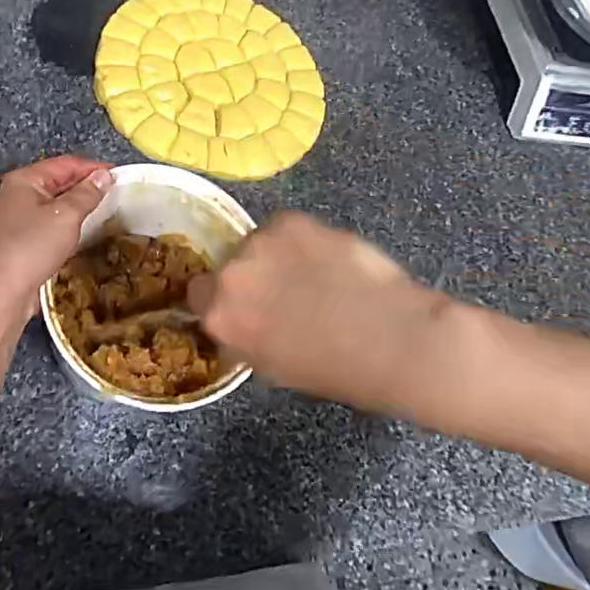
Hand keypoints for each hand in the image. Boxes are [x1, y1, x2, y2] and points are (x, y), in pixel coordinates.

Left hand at [0, 156, 112, 313]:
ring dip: (79, 205)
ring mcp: (18, 217)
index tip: (119, 175)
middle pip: (59, 181)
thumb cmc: (32, 248)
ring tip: (107, 210)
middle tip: (117, 193)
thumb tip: (103, 176)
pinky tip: (85, 230)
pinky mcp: (22, 238)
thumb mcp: (66, 216)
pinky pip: (50, 222)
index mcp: (25, 180)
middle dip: (86, 185)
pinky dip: (68, 222)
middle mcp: (18, 193)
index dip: (93, 168)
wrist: (4, 291)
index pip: (65, 164)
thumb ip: (86, 193)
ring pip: (55, 203)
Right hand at [188, 212, 450, 413]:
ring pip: (258, 244)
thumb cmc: (335, 368)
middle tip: (284, 292)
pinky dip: (301, 241)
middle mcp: (231, 275)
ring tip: (313, 276)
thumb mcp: (273, 367)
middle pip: (228, 266)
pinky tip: (328, 261)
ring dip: (275, 256)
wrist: (390, 338)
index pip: (199, 295)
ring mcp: (260, 243)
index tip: (245, 304)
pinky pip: (285, 228)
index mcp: (221, 317)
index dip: (224, 299)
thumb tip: (242, 322)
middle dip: (251, 277)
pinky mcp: (292, 221)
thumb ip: (244, 337)